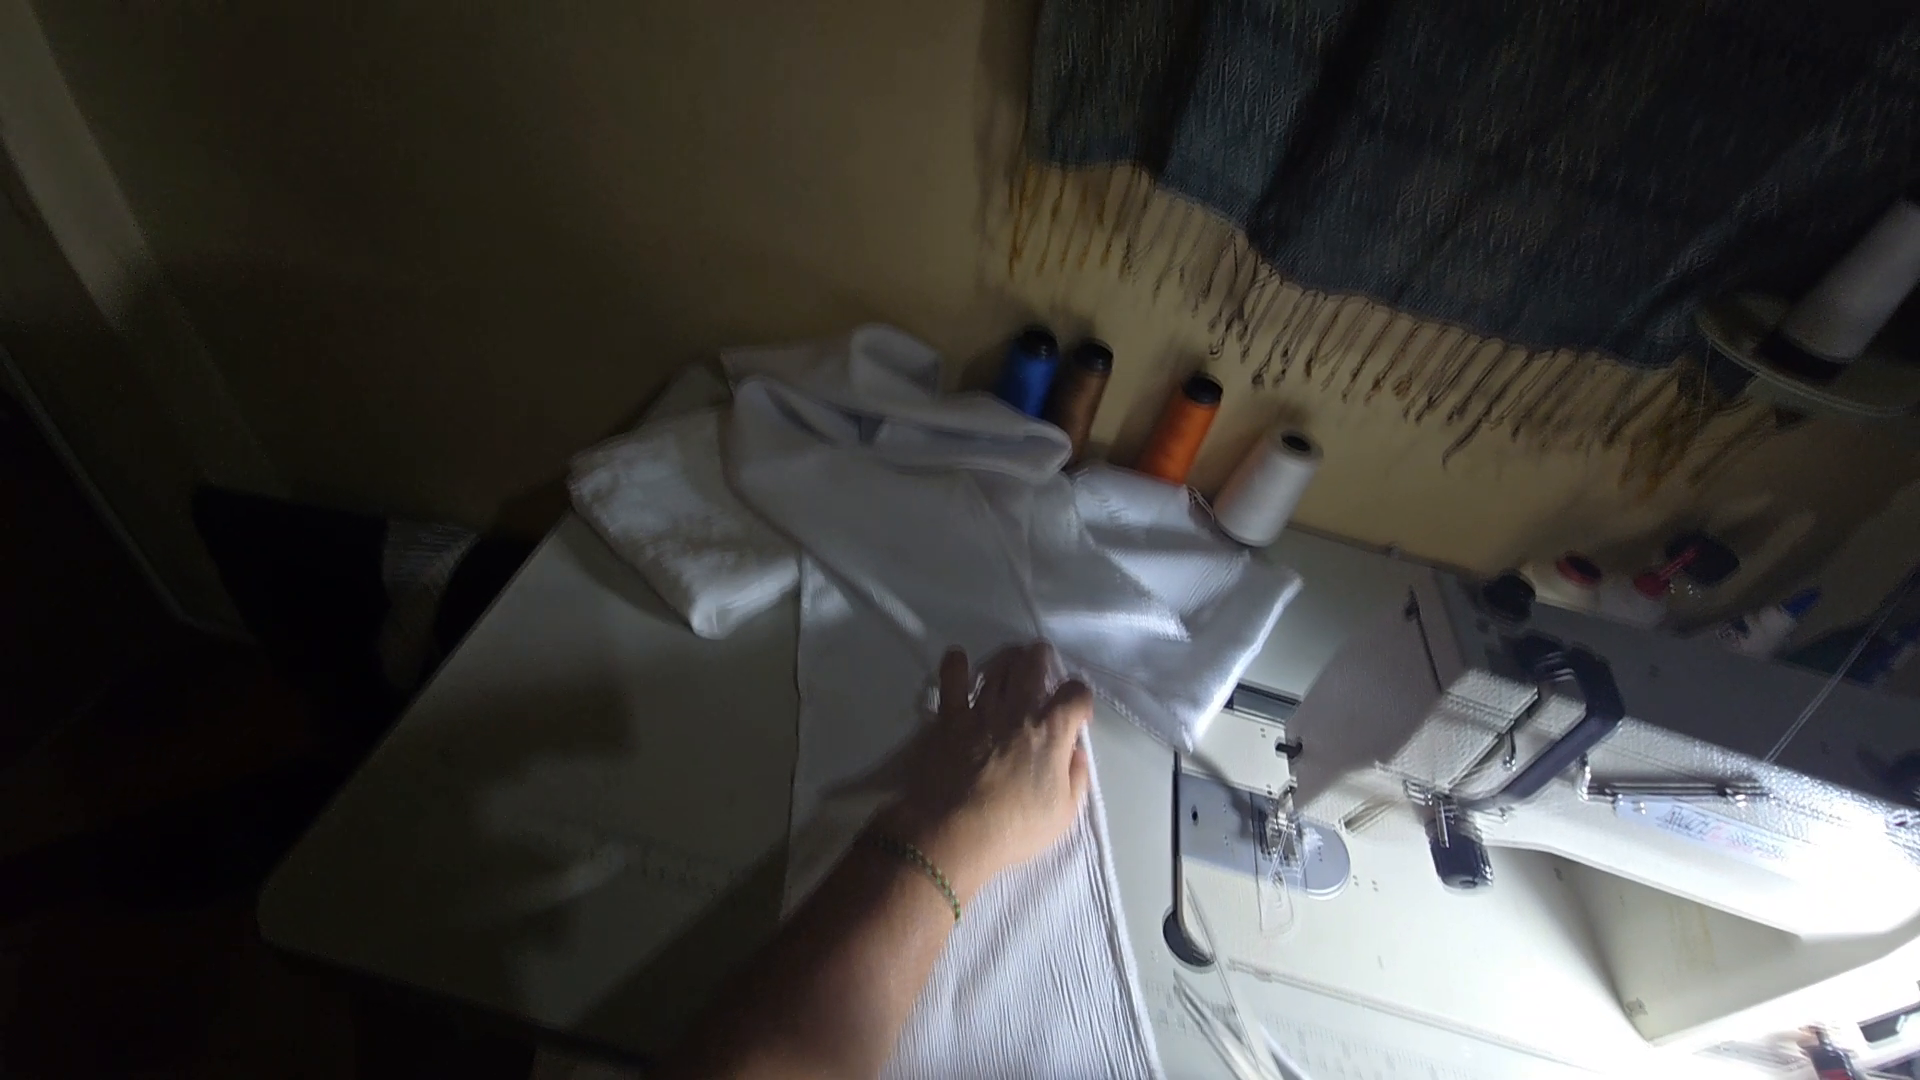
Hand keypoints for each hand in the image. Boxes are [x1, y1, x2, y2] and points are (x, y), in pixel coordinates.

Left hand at [875, 643, 1092, 902]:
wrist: (954, 832)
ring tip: (1012, 658)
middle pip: (1034, 666)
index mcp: (1052, 731)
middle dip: (1041, 658)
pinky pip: (953, 681)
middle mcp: (1019, 710)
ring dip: (1008, 659)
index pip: (1076, 694)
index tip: (1077, 711)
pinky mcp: (950, 717)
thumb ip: (1076, 777)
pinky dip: (955, 666)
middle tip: (1041, 662)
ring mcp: (982, 710)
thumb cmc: (1014, 828)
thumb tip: (1075, 753)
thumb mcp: (1063, 814)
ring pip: (998, 669)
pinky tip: (958, 657)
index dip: (1080, 697)